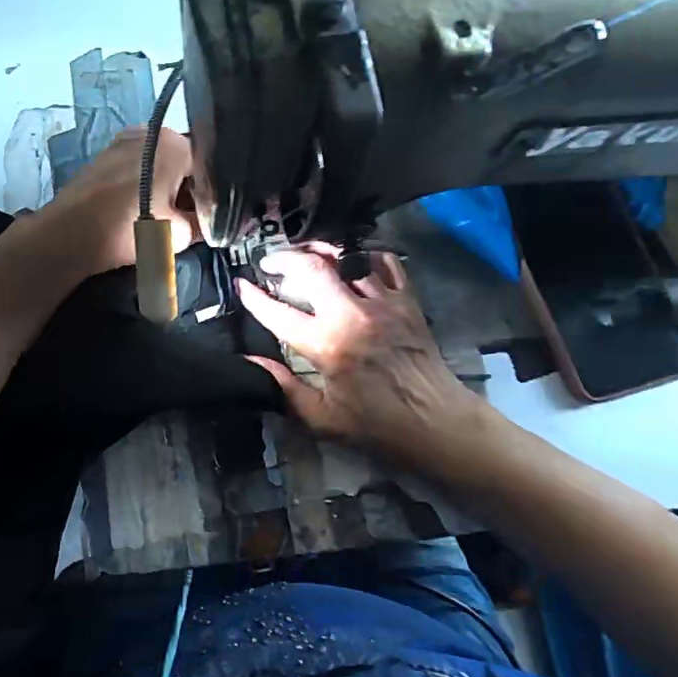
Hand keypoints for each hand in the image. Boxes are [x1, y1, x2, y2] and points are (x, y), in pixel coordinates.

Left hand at [31, 127, 196, 277]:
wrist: (70, 232)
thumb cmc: (130, 227)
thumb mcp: (178, 234)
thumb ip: (201, 224)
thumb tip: (209, 222)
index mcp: (176, 143)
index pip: (208, 168)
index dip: (210, 195)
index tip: (207, 218)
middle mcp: (151, 132)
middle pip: (182, 162)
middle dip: (187, 189)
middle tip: (186, 220)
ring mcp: (123, 141)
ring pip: (157, 165)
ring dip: (164, 187)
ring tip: (161, 218)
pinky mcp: (104, 156)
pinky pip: (135, 168)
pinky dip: (142, 185)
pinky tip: (138, 210)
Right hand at [236, 247, 497, 469]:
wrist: (436, 422)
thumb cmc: (375, 425)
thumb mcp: (321, 418)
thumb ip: (284, 388)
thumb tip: (251, 363)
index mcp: (327, 345)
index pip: (279, 312)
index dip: (254, 297)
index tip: (241, 286)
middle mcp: (352, 315)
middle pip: (312, 267)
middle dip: (285, 258)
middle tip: (270, 261)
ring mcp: (383, 303)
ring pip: (348, 258)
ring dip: (322, 252)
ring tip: (306, 254)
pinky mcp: (407, 301)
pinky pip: (386, 263)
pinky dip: (367, 256)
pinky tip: (354, 261)